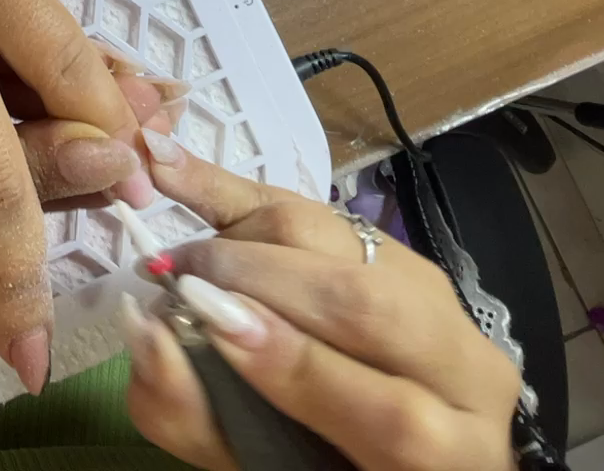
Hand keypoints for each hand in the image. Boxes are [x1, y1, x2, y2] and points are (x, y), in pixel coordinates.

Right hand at [118, 137, 522, 470]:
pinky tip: (166, 162)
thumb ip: (191, 414)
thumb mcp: (249, 463)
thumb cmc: (305, 456)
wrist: (373, 435)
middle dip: (255, 280)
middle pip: (365, 303)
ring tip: (178, 259)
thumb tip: (143, 329)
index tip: (202, 318)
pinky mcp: (375, 236)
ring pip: (334, 235)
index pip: (390, 413)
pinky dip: (223, 183)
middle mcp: (461, 368)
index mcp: (449, 460)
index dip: (291, 362)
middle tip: (176, 282)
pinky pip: (297, 201)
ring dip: (242, 236)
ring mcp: (426, 289)